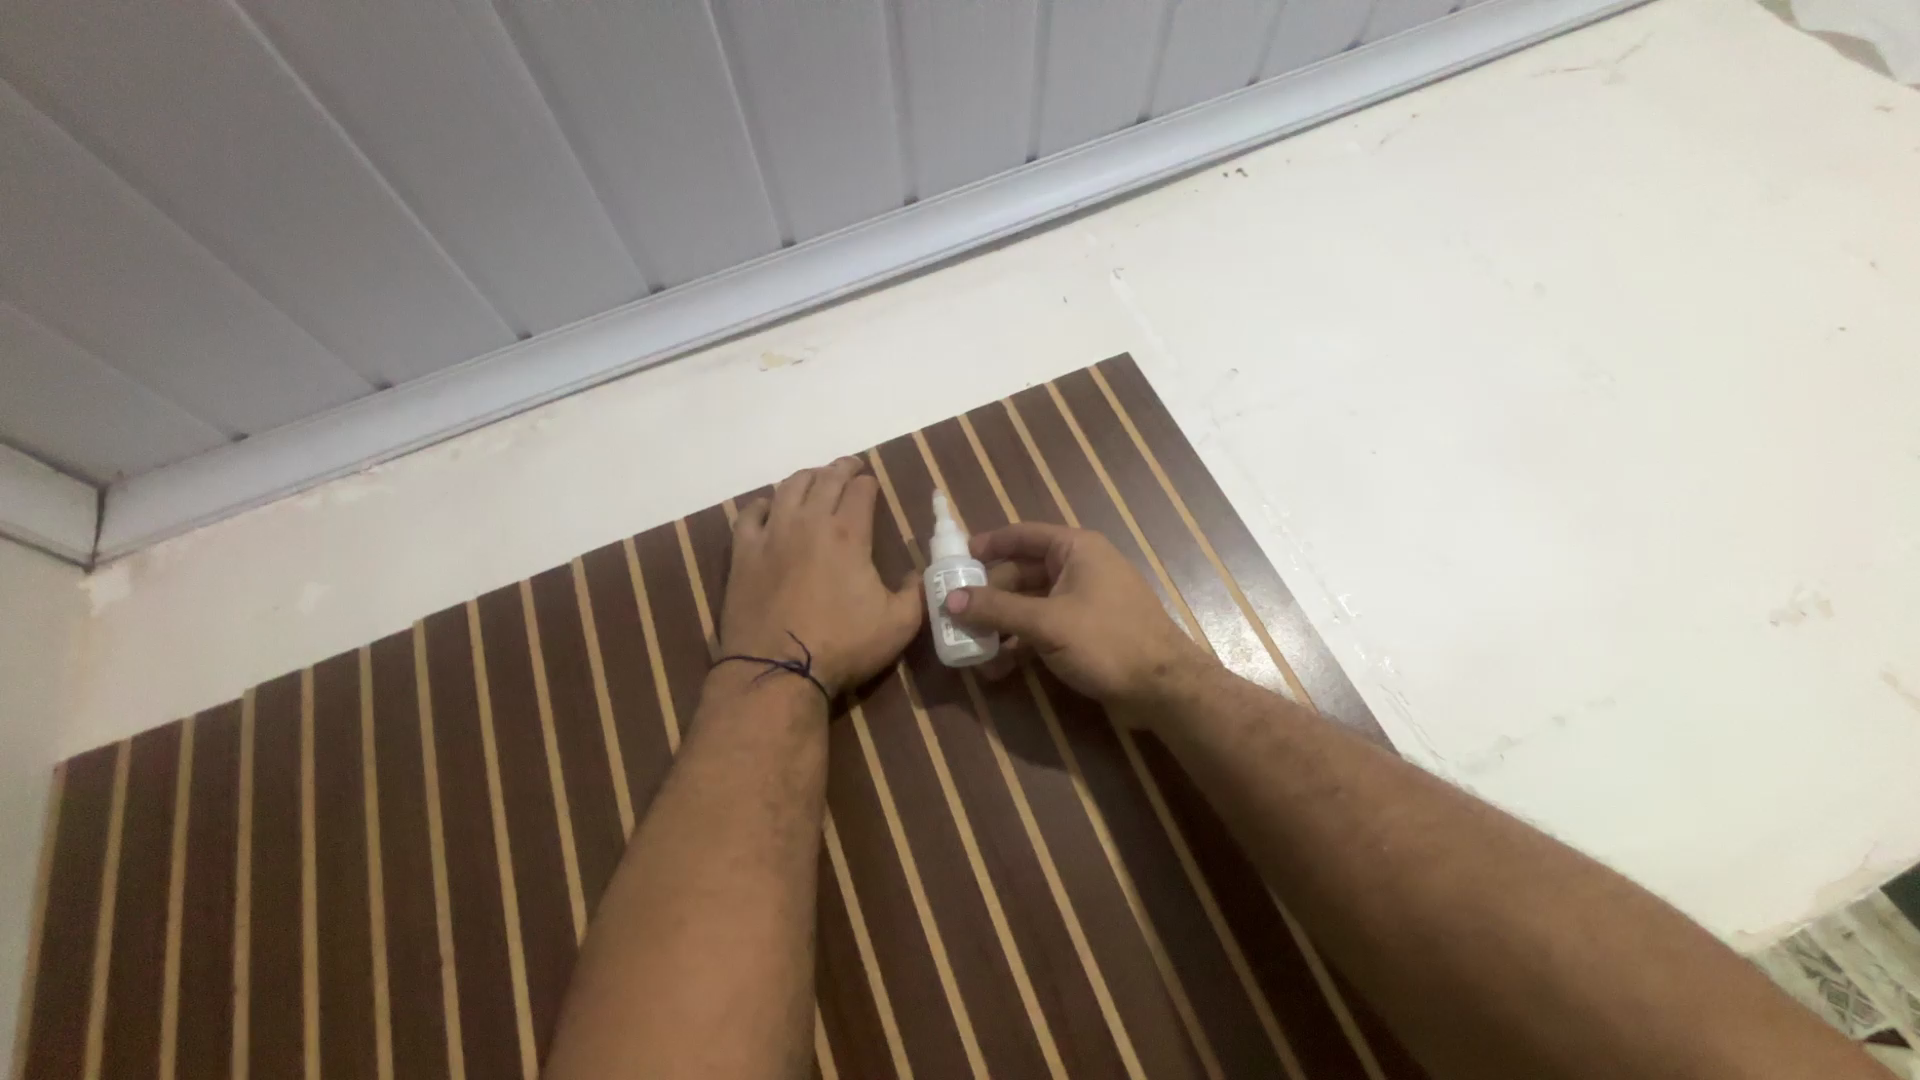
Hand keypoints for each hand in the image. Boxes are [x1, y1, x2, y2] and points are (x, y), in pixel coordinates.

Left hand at [719, 457, 922, 696]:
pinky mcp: (743, 554)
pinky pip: (750, 515)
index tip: (872, 484)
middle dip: (841, 469)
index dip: (868, 483)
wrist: (777, 670)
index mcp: (848, 533)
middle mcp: (808, 522)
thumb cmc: (842, 646)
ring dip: (806, 478)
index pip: (860, 491)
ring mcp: (771, 535)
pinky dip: (764, 504)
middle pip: (825, 480)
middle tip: (850, 467)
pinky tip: (770, 506)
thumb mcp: (899, 625)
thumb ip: (914, 593)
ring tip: (815, 478)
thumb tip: (917, 574)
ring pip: (788, 488)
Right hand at [945, 522, 1214, 708]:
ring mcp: (1084, 601)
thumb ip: (996, 609)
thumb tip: (948, 600)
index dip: (987, 546)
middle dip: (988, 595)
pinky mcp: (1086, 631)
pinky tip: (997, 667)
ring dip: (1001, 624)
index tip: (954, 561)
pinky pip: (1044, 628)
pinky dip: (1021, 643)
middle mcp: (1079, 568)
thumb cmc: (1107, 641)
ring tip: (970, 647)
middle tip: (953, 613)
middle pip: (1021, 573)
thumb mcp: (1046, 623)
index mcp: (1075, 549)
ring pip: (1030, 604)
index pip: (1021, 536)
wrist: (1163, 687)